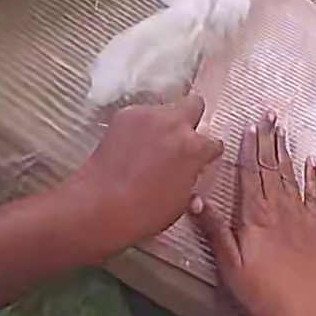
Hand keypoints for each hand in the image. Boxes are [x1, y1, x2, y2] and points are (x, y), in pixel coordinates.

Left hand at [56, 96, 223, 258]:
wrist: (102, 203)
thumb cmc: (145, 212)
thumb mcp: (181, 200)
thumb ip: (190, 177)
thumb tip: (190, 171)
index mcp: (193, 148)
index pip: (213, 142)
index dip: (208, 153)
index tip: (201, 159)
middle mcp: (175, 123)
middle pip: (194, 103)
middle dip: (192, 118)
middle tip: (180, 138)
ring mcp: (148, 114)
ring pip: (164, 109)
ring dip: (163, 124)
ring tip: (149, 146)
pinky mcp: (125, 113)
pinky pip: (140, 115)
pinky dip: (140, 126)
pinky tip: (130, 146)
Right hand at [192, 113, 315, 315]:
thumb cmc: (266, 297)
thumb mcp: (231, 267)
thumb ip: (214, 230)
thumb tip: (194, 197)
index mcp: (256, 214)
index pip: (251, 172)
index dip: (249, 147)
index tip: (249, 125)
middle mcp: (279, 207)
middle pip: (272, 166)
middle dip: (269, 139)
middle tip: (269, 114)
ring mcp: (301, 216)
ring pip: (290, 174)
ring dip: (285, 150)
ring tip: (283, 129)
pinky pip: (313, 195)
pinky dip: (311, 176)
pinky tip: (310, 162)